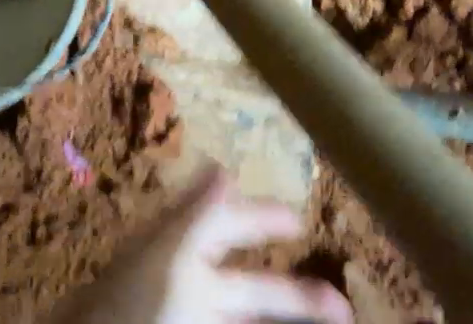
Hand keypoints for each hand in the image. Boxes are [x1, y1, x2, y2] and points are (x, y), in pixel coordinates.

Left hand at [53, 166, 353, 322]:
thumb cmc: (131, 298)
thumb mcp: (165, 252)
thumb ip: (196, 213)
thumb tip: (222, 165)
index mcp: (181, 251)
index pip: (228, 224)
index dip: (260, 218)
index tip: (299, 219)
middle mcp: (190, 284)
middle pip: (251, 289)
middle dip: (296, 296)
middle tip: (341, 305)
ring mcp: (192, 311)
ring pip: (247, 314)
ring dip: (283, 320)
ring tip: (331, 323)